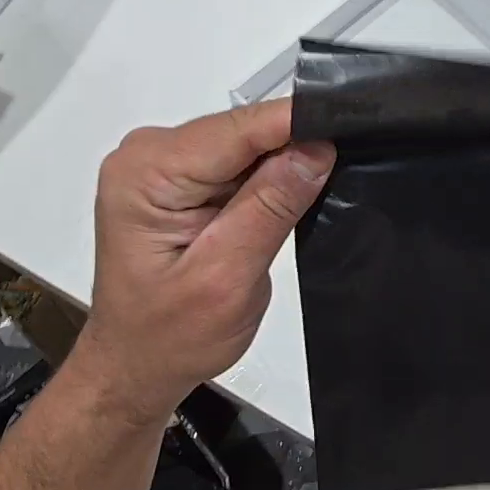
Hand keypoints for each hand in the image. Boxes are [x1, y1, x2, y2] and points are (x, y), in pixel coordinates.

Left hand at [79, 99, 334, 424]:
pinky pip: (238, 161)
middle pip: (242, 130)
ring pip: (245, 143)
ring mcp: (163, 164)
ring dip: (285, 161)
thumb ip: (270, 207)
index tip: (354, 124)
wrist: (136, 367)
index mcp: (147, 172)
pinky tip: (293, 192)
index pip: (237, 128)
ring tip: (329, 177)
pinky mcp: (181, 179)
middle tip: (352, 157)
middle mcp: (149, 154)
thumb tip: (316, 148)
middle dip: (295, 142)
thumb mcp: (227, 278)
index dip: (298, 122)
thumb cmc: (172, 336)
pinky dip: (269, 176)